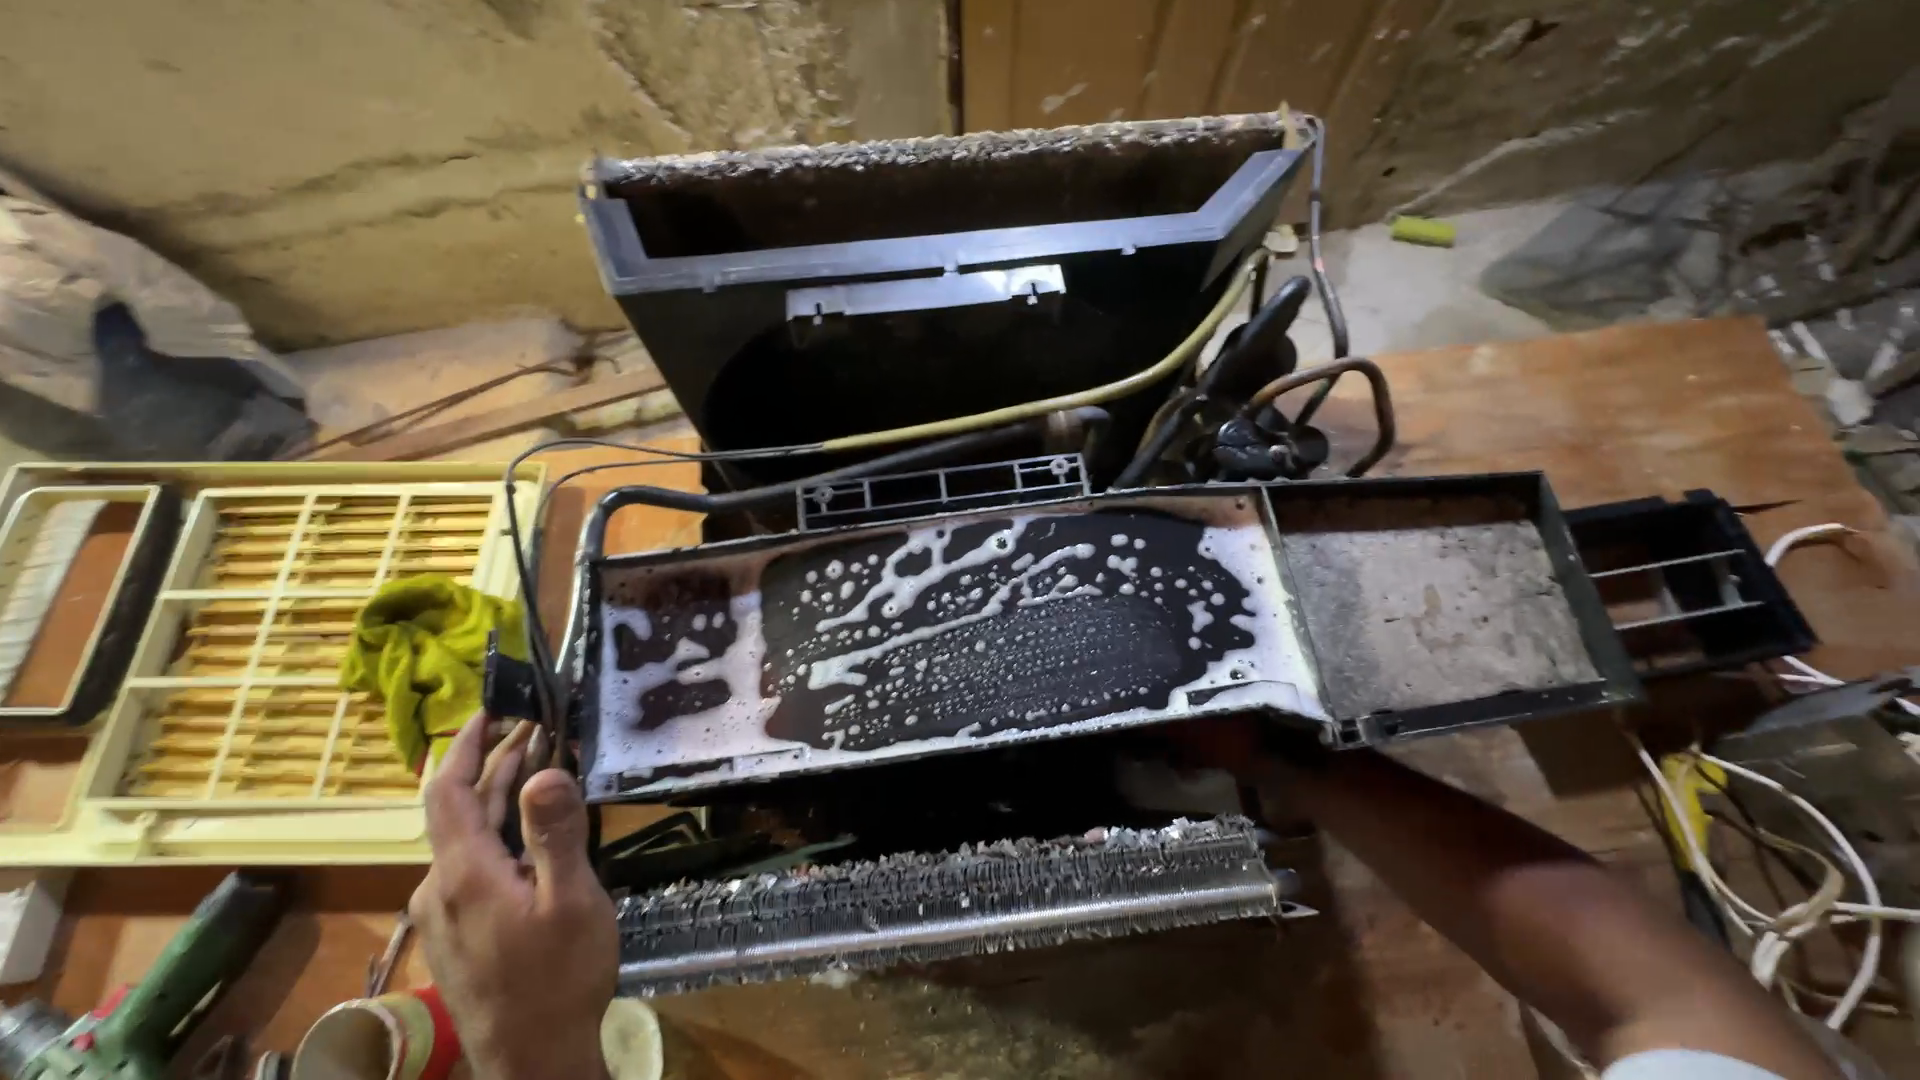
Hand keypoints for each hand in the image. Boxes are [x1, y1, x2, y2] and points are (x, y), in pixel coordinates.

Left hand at [409, 714, 616, 1079]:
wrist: (532, 1061)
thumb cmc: (559, 978)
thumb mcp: (572, 901)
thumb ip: (555, 834)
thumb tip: (546, 769)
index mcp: (464, 873)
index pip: (447, 791)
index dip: (464, 745)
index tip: (491, 708)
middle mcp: (442, 887)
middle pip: (460, 810)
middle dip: (496, 762)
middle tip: (540, 726)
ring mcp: (447, 913)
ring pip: (468, 838)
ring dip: (501, 796)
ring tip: (542, 765)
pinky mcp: (459, 932)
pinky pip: (475, 864)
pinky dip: (501, 830)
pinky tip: (532, 831)